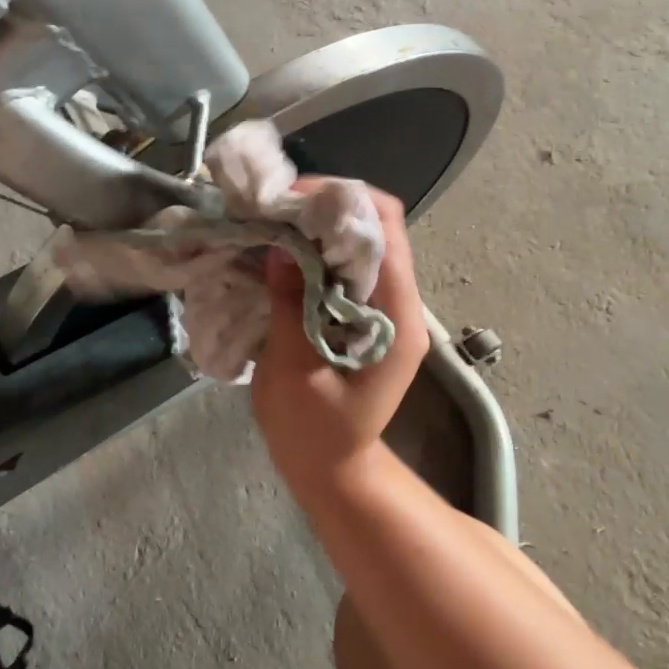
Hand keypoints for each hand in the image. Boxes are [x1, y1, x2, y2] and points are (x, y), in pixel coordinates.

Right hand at [250, 182, 429, 495]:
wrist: (330, 469)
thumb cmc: (314, 430)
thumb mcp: (295, 371)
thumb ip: (292, 306)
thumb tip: (281, 246)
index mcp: (395, 317)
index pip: (385, 230)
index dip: (341, 201)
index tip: (290, 198)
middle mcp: (397, 302)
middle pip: (374, 225)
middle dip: (324, 205)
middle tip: (273, 206)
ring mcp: (381, 306)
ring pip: (357, 239)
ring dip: (316, 223)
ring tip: (271, 219)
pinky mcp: (359, 311)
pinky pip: (342, 261)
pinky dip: (311, 246)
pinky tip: (278, 248)